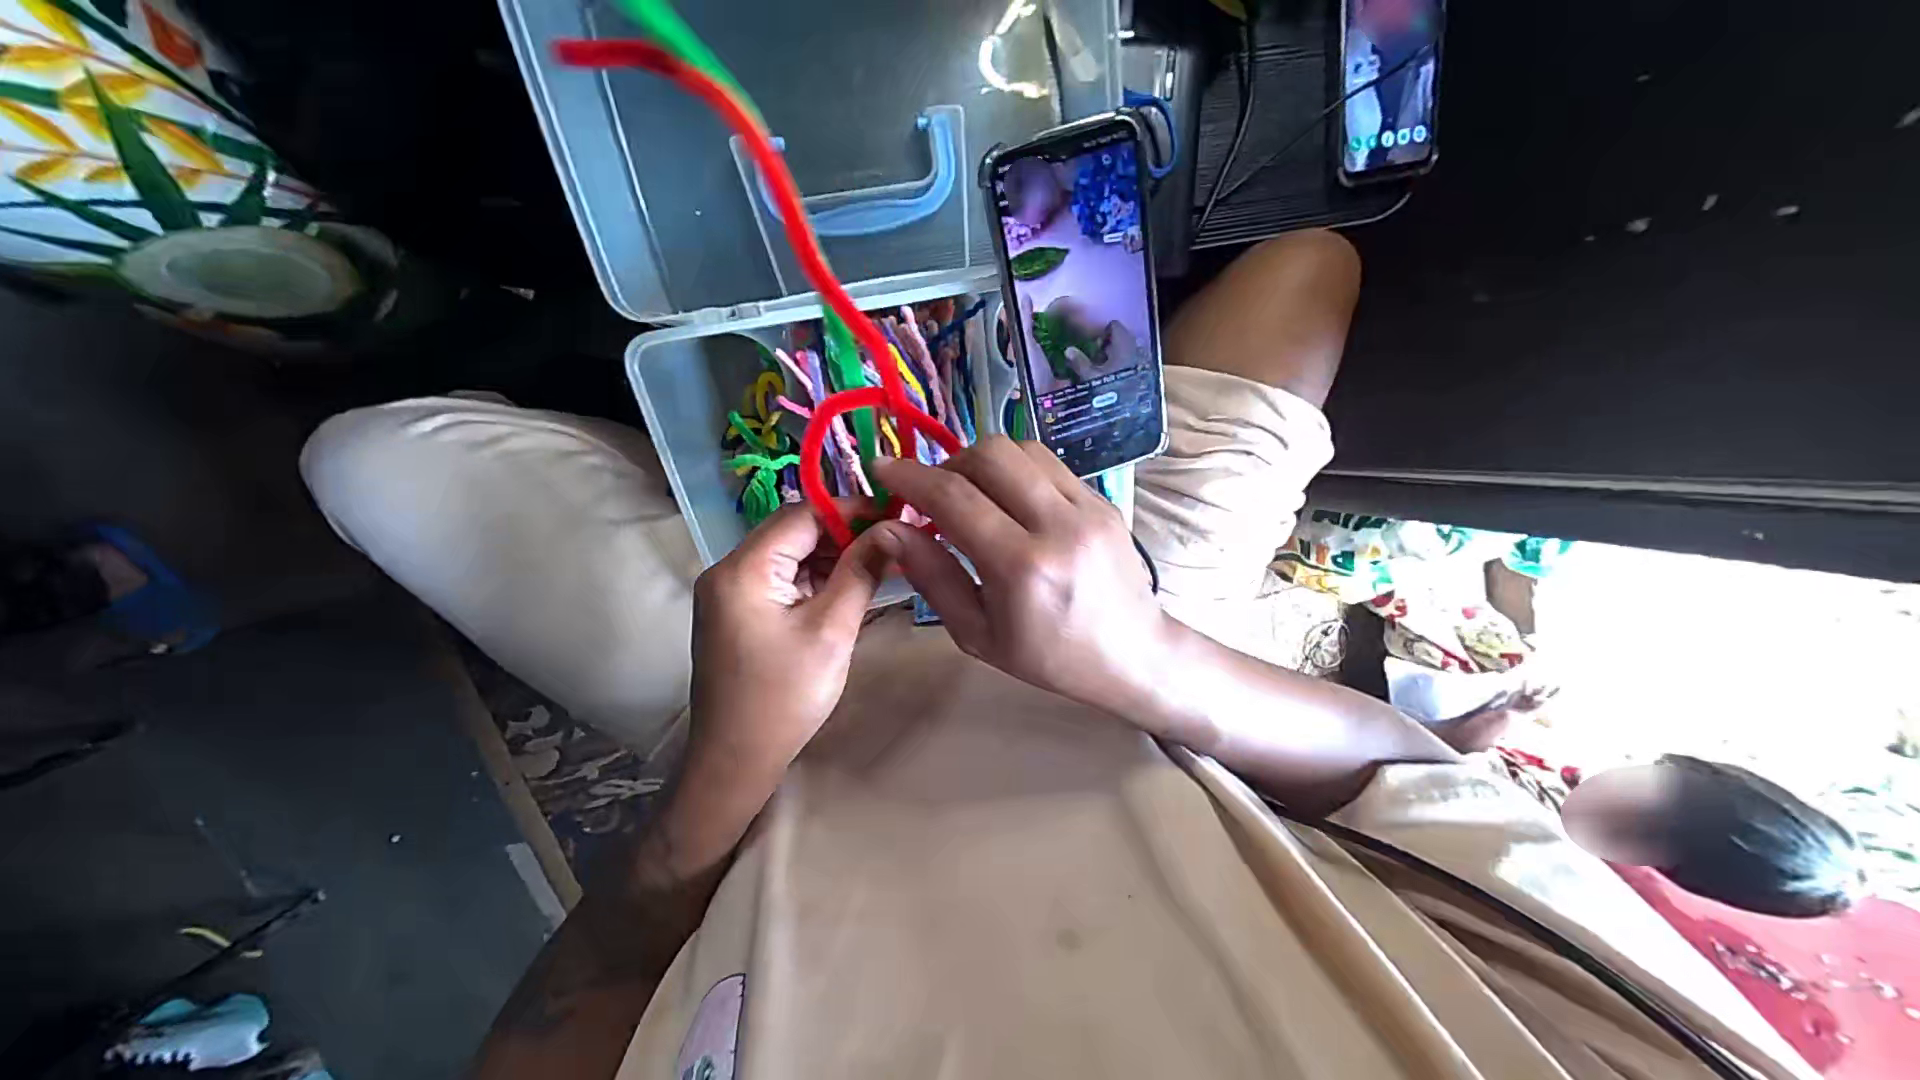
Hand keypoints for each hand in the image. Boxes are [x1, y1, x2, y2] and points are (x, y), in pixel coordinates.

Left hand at [688, 502, 893, 780]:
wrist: (736, 761)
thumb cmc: (784, 697)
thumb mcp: (831, 631)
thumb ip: (861, 572)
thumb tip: (892, 530)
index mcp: (742, 570)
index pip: (801, 515)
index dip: (850, 511)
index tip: (894, 516)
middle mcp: (728, 571)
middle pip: (793, 532)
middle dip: (844, 534)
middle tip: (893, 543)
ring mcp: (730, 593)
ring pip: (789, 556)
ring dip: (832, 557)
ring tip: (879, 565)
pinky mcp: (739, 613)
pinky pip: (781, 581)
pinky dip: (815, 580)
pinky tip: (849, 588)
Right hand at [868, 438, 1168, 717]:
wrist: (1133, 655)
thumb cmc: (1050, 657)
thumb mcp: (978, 634)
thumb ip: (933, 577)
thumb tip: (891, 530)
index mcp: (1023, 568)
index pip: (955, 498)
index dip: (910, 477)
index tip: (883, 469)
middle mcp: (1058, 525)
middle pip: (989, 455)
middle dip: (948, 465)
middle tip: (935, 494)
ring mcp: (1088, 506)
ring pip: (1021, 448)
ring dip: (982, 461)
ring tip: (972, 495)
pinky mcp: (1102, 499)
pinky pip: (1047, 462)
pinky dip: (1015, 470)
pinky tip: (1009, 500)